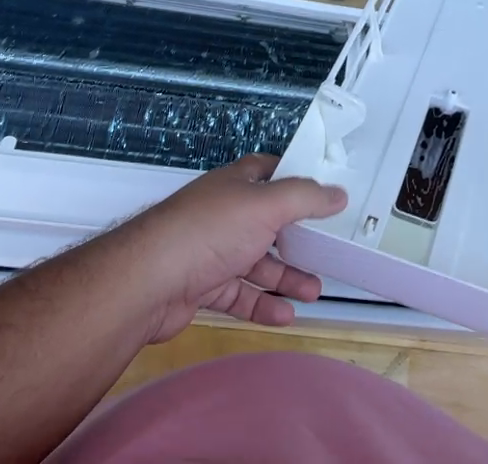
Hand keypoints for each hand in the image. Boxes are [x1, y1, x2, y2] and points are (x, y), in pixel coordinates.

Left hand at [117, 154, 346, 344]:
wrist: (148, 281)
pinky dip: (262, 304)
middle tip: (325, 255)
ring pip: (256, 263)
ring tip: (313, 292)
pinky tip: (284, 316)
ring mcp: (212, 251)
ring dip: (285, 277)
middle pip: (268, 223)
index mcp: (237, 184)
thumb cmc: (211, 231)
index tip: (324, 195)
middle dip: (297, 240)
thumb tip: (339, 194)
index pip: (271, 172)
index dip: (297, 180)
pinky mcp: (202, 286)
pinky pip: (240, 294)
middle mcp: (224, 213)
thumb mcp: (267, 204)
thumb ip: (307, 198)